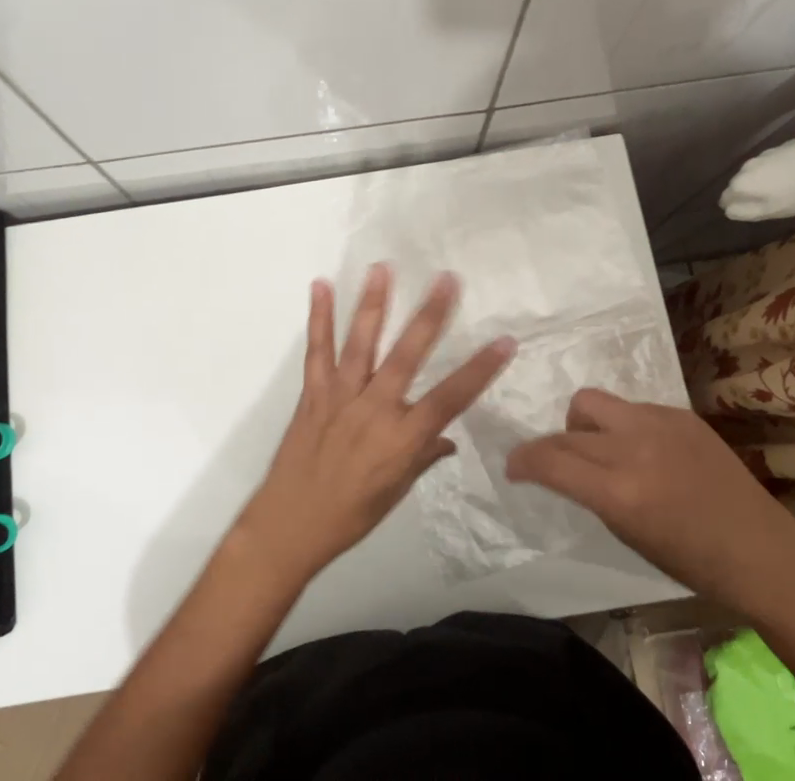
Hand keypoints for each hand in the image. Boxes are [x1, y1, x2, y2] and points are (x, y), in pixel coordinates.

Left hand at [235, 264, 514, 580]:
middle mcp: (373, 411)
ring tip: (382, 268)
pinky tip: (320, 286)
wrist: (290, 525)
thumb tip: (447, 438)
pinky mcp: (312, 395)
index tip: (504, 341)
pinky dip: (319, 318)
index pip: (450, 399)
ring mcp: (340, 399)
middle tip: (447, 280)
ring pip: (361, 344)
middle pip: (407, 357)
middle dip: (429, 316)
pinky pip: (317, 352)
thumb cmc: (350, 515)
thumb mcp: (396, 492)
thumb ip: (422, 457)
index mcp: (401, 440)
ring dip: (373, 304)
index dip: (480, 370)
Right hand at [506, 389, 794, 624]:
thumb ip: (592, 495)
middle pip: (567, 429)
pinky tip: (639, 450)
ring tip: (596, 450)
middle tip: (551, 465)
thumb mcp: (628, 534)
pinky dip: (620, 425)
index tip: (513, 467)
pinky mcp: (682, 415)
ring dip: (581, 425)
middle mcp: (635, 448)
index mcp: (619, 492)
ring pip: (593, 402)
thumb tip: (565, 470)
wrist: (762, 552)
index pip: (550, 460)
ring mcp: (660, 424)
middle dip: (549, 447)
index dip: (522, 461)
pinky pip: (630, 407)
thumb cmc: (692, 562)